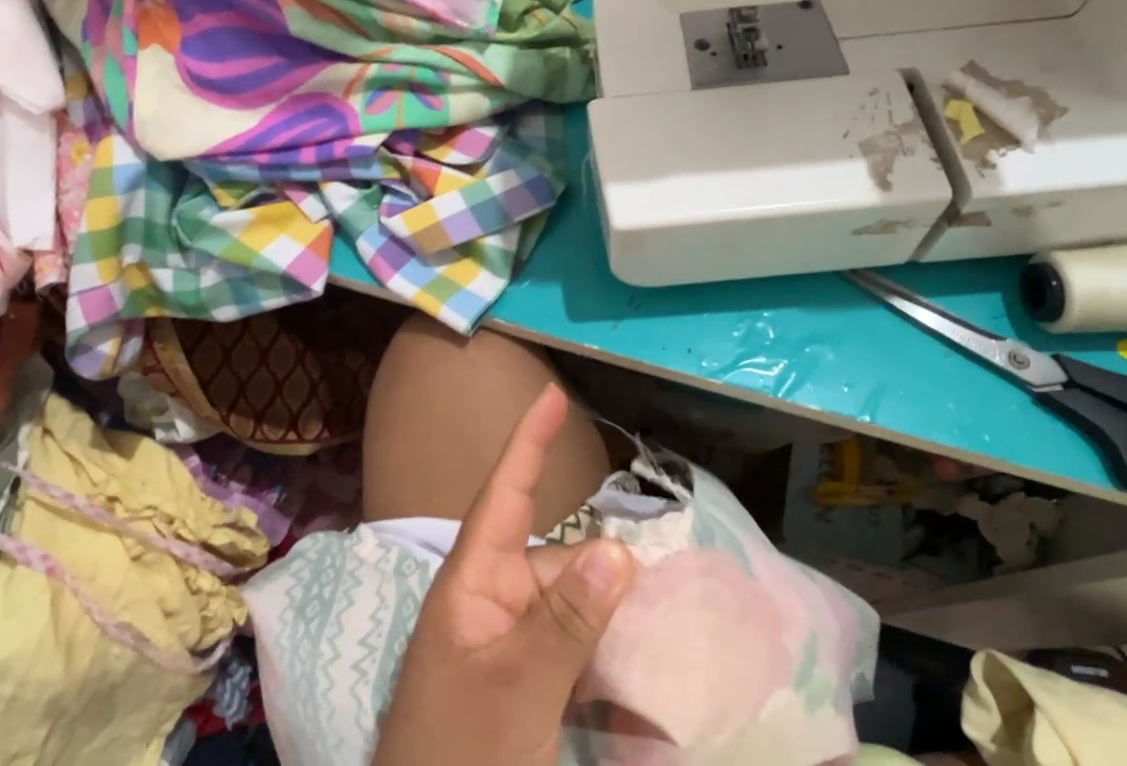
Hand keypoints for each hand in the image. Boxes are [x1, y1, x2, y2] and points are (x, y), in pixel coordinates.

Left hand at [372, 384, 638, 765]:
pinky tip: (638, 712)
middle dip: (609, 582)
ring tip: (652, 671)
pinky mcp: (523, 686)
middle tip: (666, 611)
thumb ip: (568, 620)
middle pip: (563, 566)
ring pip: (576, 614)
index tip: (553, 395)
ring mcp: (508, 647)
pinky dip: (606, 675)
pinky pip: (575, 659)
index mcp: (473, 585)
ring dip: (614, 638)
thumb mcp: (517, 687)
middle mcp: (491, 605)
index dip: (528, 443)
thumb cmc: (460, 751)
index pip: (504, 497)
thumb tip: (619, 551)